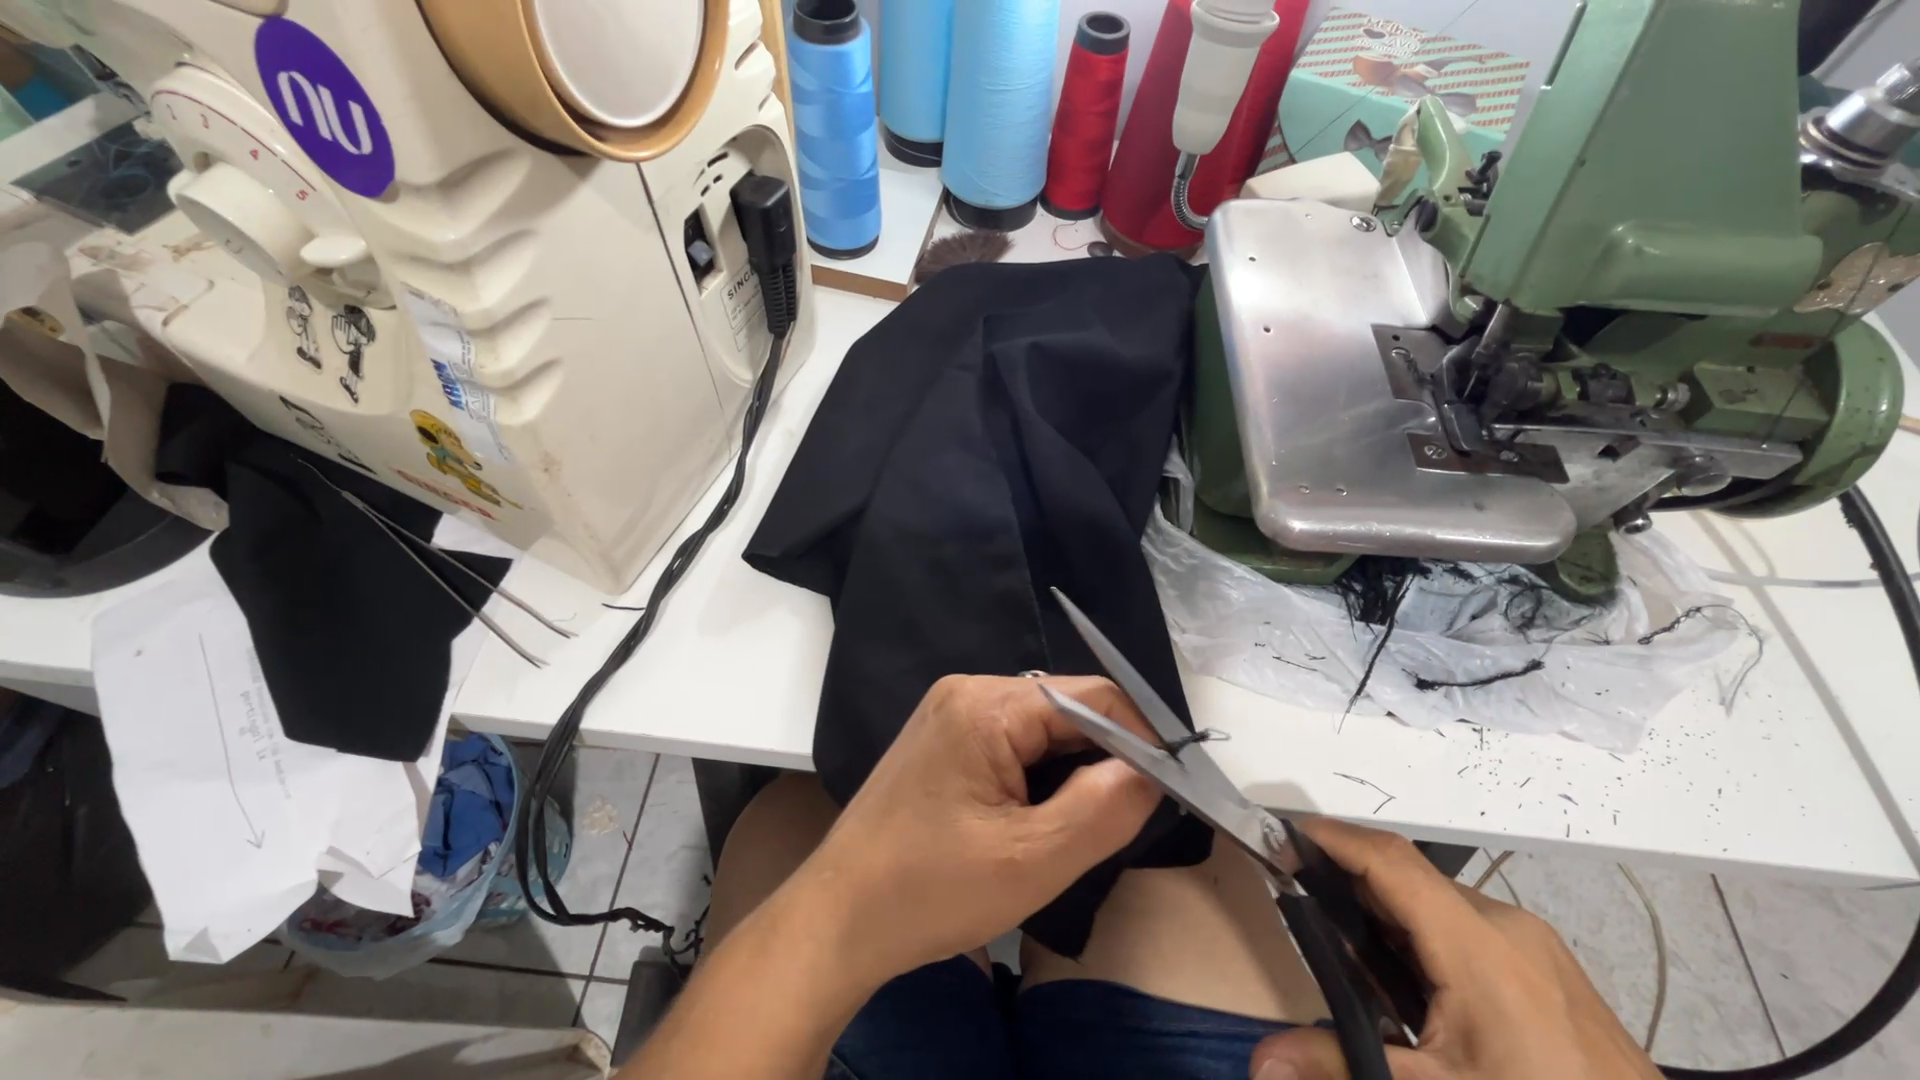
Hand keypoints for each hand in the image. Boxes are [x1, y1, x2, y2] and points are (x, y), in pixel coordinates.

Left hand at [784, 674, 1160, 986]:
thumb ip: (1105, 807)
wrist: (838, 921)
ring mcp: (949, 716)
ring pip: (1042, 731)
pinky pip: (1012, 746)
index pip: (1092, 698)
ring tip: (1086, 825)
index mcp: (985, 704)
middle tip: (1131, 816)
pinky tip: (1043, 820)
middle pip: (1066, 710)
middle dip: (1106, 759)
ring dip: (1073, 773)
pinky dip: (1040, 779)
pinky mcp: (942, 744)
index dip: (1142, 738)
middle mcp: (966, 692)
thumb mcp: (1033, 859)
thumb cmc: (931, 890)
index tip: (1174, 787)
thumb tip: (1155, 771)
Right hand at [1250, 820, 1660, 1079]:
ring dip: (1387, 915)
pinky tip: (1412, 985)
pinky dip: (1422, 934)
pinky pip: (1466, 925)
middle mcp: (1502, 924)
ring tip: (1352, 956)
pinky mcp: (1544, 961)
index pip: (1392, 862)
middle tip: (1303, 909)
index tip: (1286, 835)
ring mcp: (1529, 940)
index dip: (1336, 838)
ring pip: (1437, 903)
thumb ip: (1343, 1064)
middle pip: (1409, 880)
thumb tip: (1261, 1061)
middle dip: (1350, 883)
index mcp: (1475, 944)